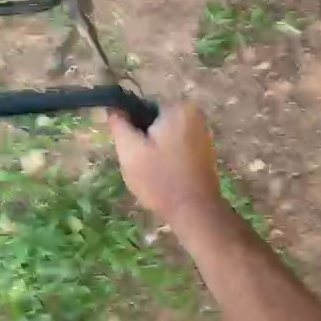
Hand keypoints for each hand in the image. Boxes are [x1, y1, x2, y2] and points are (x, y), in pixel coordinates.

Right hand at [108, 102, 226, 225]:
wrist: (195, 211)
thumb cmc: (160, 178)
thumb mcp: (130, 150)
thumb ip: (119, 125)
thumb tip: (114, 110)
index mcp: (179, 109)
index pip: (142, 109)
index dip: (132, 129)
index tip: (131, 150)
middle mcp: (196, 116)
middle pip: (155, 123)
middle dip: (144, 141)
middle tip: (140, 163)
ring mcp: (203, 135)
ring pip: (165, 138)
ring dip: (155, 152)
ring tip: (152, 173)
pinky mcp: (206, 154)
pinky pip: (177, 149)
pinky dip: (168, 160)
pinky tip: (165, 177)